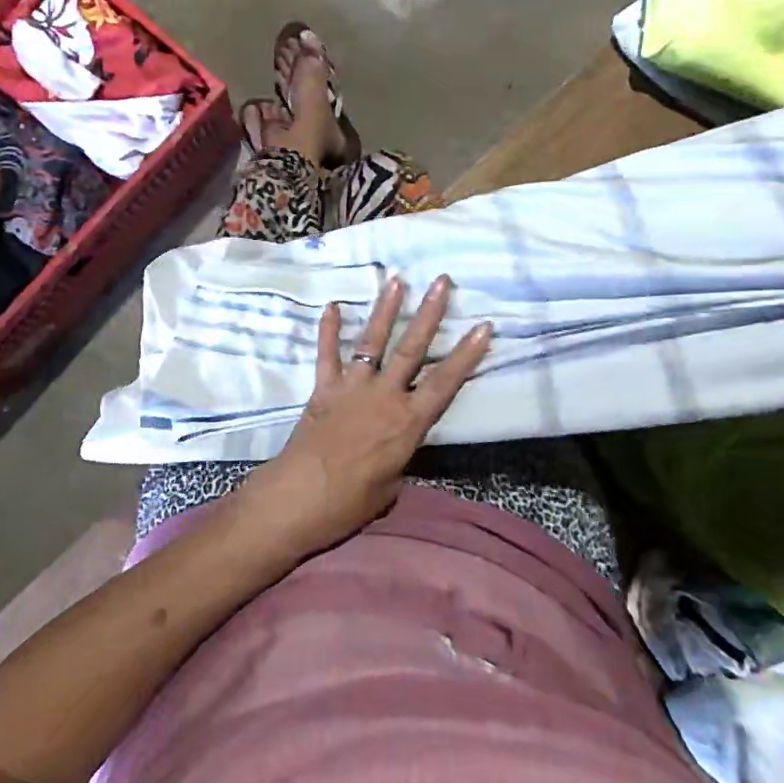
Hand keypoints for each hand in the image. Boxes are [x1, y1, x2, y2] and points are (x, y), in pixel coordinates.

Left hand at [235, 273, 493, 554]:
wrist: (300, 497)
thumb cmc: (351, 502)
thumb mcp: (391, 486)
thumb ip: (398, 457)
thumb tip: (395, 446)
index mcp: (407, 423)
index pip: (445, 383)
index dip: (467, 355)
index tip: (483, 326)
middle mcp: (383, 397)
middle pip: (411, 349)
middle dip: (429, 313)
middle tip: (441, 281)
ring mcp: (351, 388)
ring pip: (372, 342)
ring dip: (385, 309)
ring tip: (396, 280)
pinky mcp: (322, 389)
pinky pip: (327, 355)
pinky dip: (328, 330)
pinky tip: (332, 305)